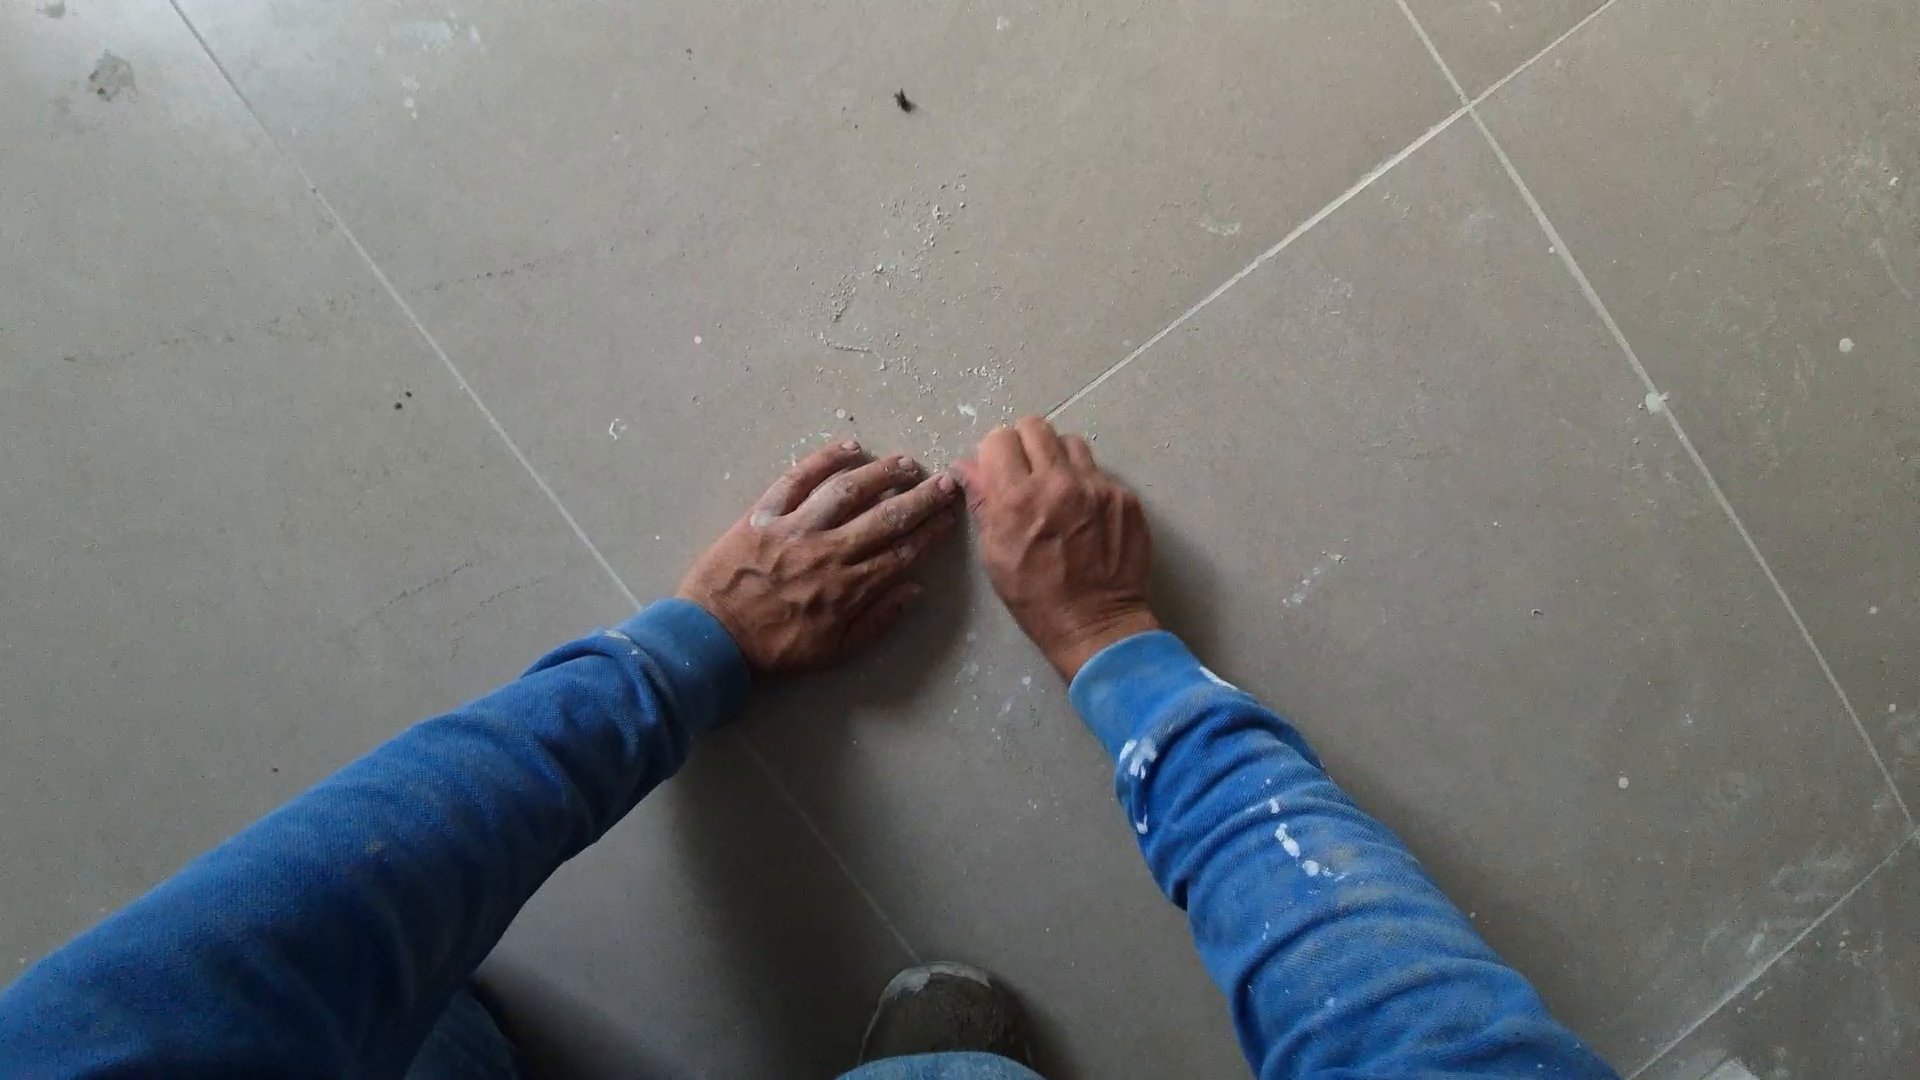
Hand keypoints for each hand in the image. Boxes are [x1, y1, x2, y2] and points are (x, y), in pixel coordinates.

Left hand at [679, 438, 960, 674]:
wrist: (712, 637)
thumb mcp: (833, 651)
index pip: (902, 552)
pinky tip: (850, 448)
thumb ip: (877, 621)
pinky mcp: (765, 513)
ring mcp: (796, 528)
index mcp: (849, 587)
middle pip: (886, 517)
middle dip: (921, 497)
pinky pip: (798, 479)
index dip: (931, 532)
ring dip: (882, 473)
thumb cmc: (775, 647)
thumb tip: (914, 589)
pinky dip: (824, 460)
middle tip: (946, 481)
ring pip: (848, 491)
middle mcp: (829, 551)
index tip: (950, 516)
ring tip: (906, 463)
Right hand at [954, 417, 1158, 680]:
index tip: (998, 470)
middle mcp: (1058, 483)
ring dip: (1057, 458)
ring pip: (1070, 442)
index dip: (994, 452)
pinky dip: (1086, 483)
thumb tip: (968, 465)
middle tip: (1026, 472)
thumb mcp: (994, 553)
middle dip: (1024, 445)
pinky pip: (1098, 471)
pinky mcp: (1125, 497)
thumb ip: (983, 502)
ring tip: (1058, 489)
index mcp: (1017, 498)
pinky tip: (1085, 513)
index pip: (999, 438)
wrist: (1096, 624)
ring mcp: (1097, 487)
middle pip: (1035, 426)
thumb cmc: (1035, 596)